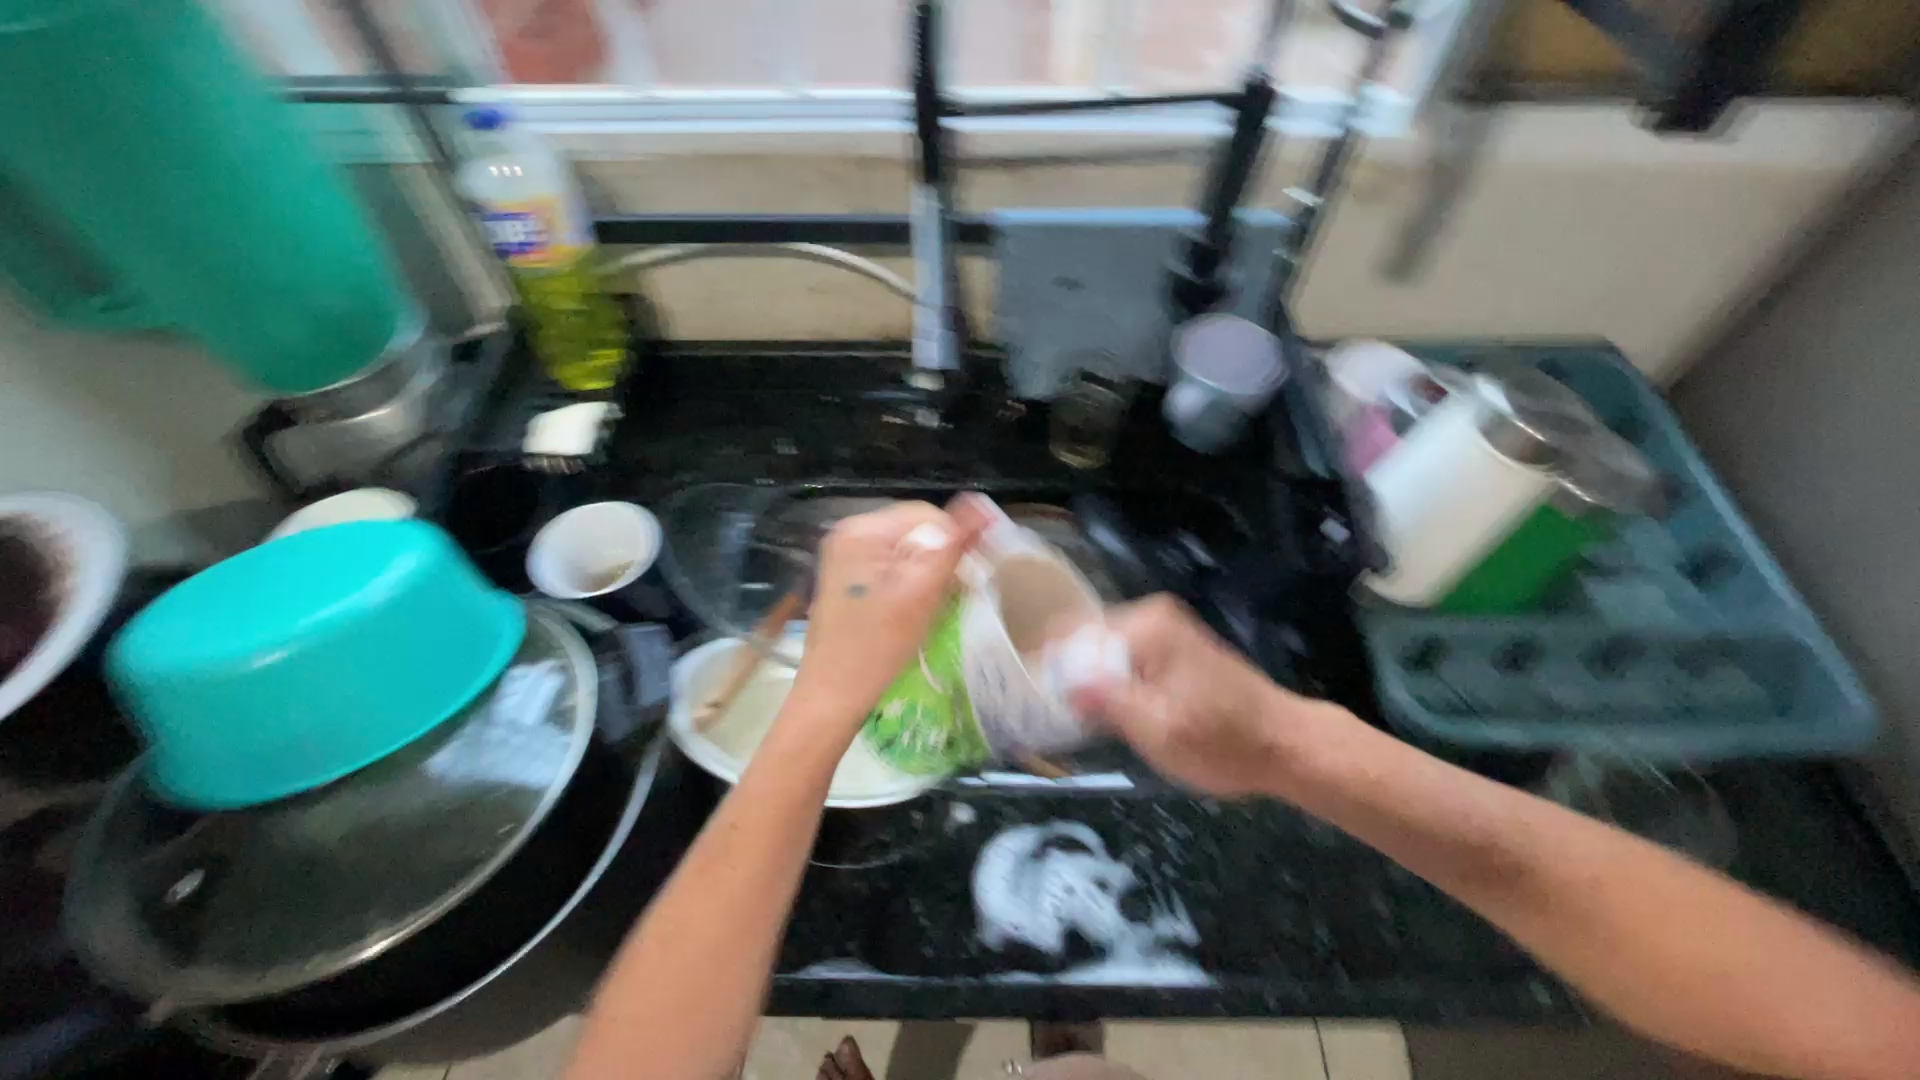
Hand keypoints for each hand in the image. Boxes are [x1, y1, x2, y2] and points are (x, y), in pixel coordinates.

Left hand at [787, 502, 977, 734]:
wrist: (833, 696)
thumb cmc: (877, 646)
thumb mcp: (921, 591)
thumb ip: (952, 544)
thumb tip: (981, 504)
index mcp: (862, 529)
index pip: (928, 515)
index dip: (954, 542)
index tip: (964, 579)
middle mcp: (849, 534)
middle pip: (916, 530)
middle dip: (939, 559)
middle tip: (948, 595)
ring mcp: (845, 557)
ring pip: (907, 551)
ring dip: (927, 574)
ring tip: (931, 605)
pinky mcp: (848, 580)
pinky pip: (892, 568)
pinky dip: (909, 584)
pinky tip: (912, 610)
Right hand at [1067, 595, 1326, 797]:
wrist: (1286, 744)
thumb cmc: (1222, 742)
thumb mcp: (1157, 731)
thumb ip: (1105, 700)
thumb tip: (1060, 679)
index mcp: (1146, 627)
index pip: (1072, 633)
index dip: (1051, 665)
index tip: (1038, 699)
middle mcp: (1153, 616)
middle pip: (1085, 639)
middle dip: (1072, 675)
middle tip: (1065, 718)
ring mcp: (1165, 629)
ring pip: (1103, 651)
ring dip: (1093, 682)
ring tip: (1089, 720)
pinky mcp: (1174, 646)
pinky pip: (1125, 658)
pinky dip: (1115, 682)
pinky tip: (1118, 712)